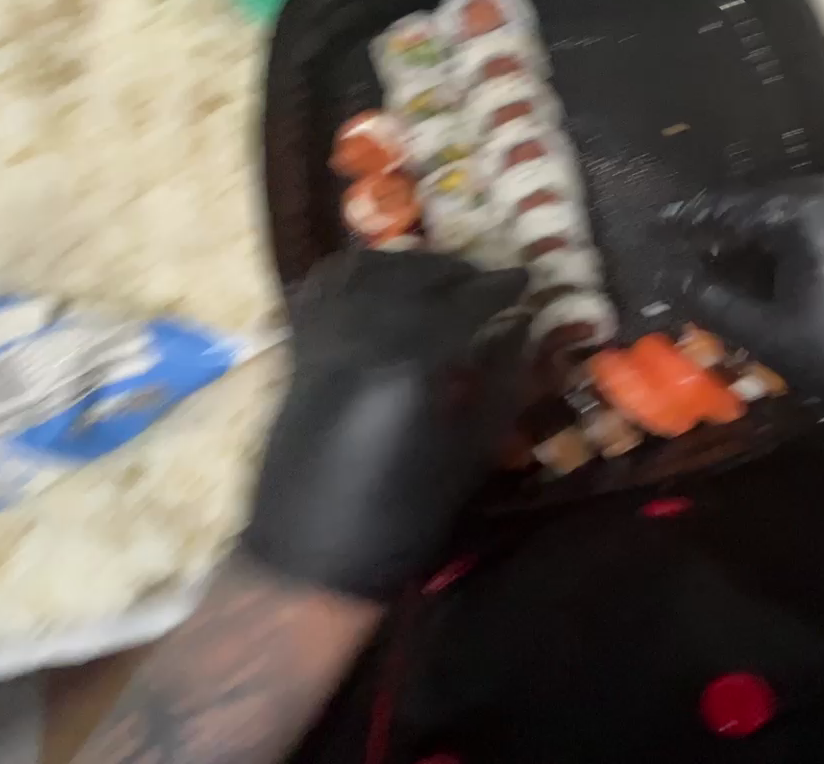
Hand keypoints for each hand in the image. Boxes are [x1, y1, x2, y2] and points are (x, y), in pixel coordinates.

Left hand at [242, 248, 529, 598]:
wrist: (311, 558)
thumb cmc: (404, 514)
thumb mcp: (472, 451)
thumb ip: (502, 379)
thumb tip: (522, 325)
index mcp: (412, 366)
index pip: (468, 301)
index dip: (502, 286)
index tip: (526, 280)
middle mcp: (363, 338)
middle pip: (419, 276)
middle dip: (462, 272)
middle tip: (489, 285)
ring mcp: (323, 339)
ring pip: (370, 268)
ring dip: (412, 265)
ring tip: (440, 278)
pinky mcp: (297, 350)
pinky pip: (323, 285)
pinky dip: (357, 270)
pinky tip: (381, 281)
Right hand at [662, 168, 823, 475]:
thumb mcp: (772, 334)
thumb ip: (712, 300)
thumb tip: (666, 276)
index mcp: (807, 206)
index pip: (728, 206)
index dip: (688, 220)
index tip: (657, 227)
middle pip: (761, 203)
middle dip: (725, 230)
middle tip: (693, 255)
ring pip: (794, 209)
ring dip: (762, 235)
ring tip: (733, 265)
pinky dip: (797, 235)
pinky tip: (785, 265)